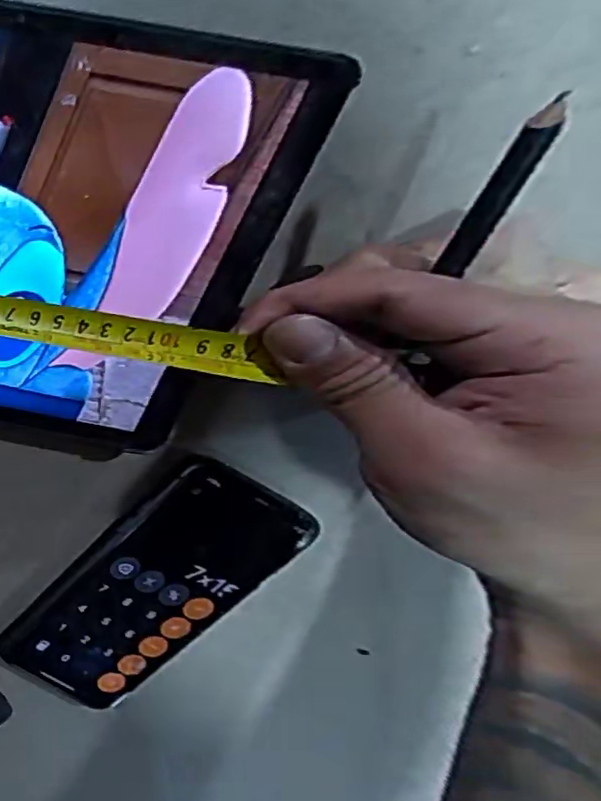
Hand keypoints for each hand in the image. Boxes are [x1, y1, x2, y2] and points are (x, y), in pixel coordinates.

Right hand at [238, 250, 600, 638]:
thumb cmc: (522, 525)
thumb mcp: (421, 456)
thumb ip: (351, 383)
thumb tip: (282, 329)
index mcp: (552, 336)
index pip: (402, 286)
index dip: (309, 299)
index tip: (245, 331)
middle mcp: (555, 319)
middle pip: (414, 275)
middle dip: (328, 302)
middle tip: (272, 343)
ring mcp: (542, 335)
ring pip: (418, 293)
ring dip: (346, 318)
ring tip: (303, 354)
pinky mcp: (525, 353)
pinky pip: (434, 322)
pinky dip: (375, 336)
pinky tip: (348, 364)